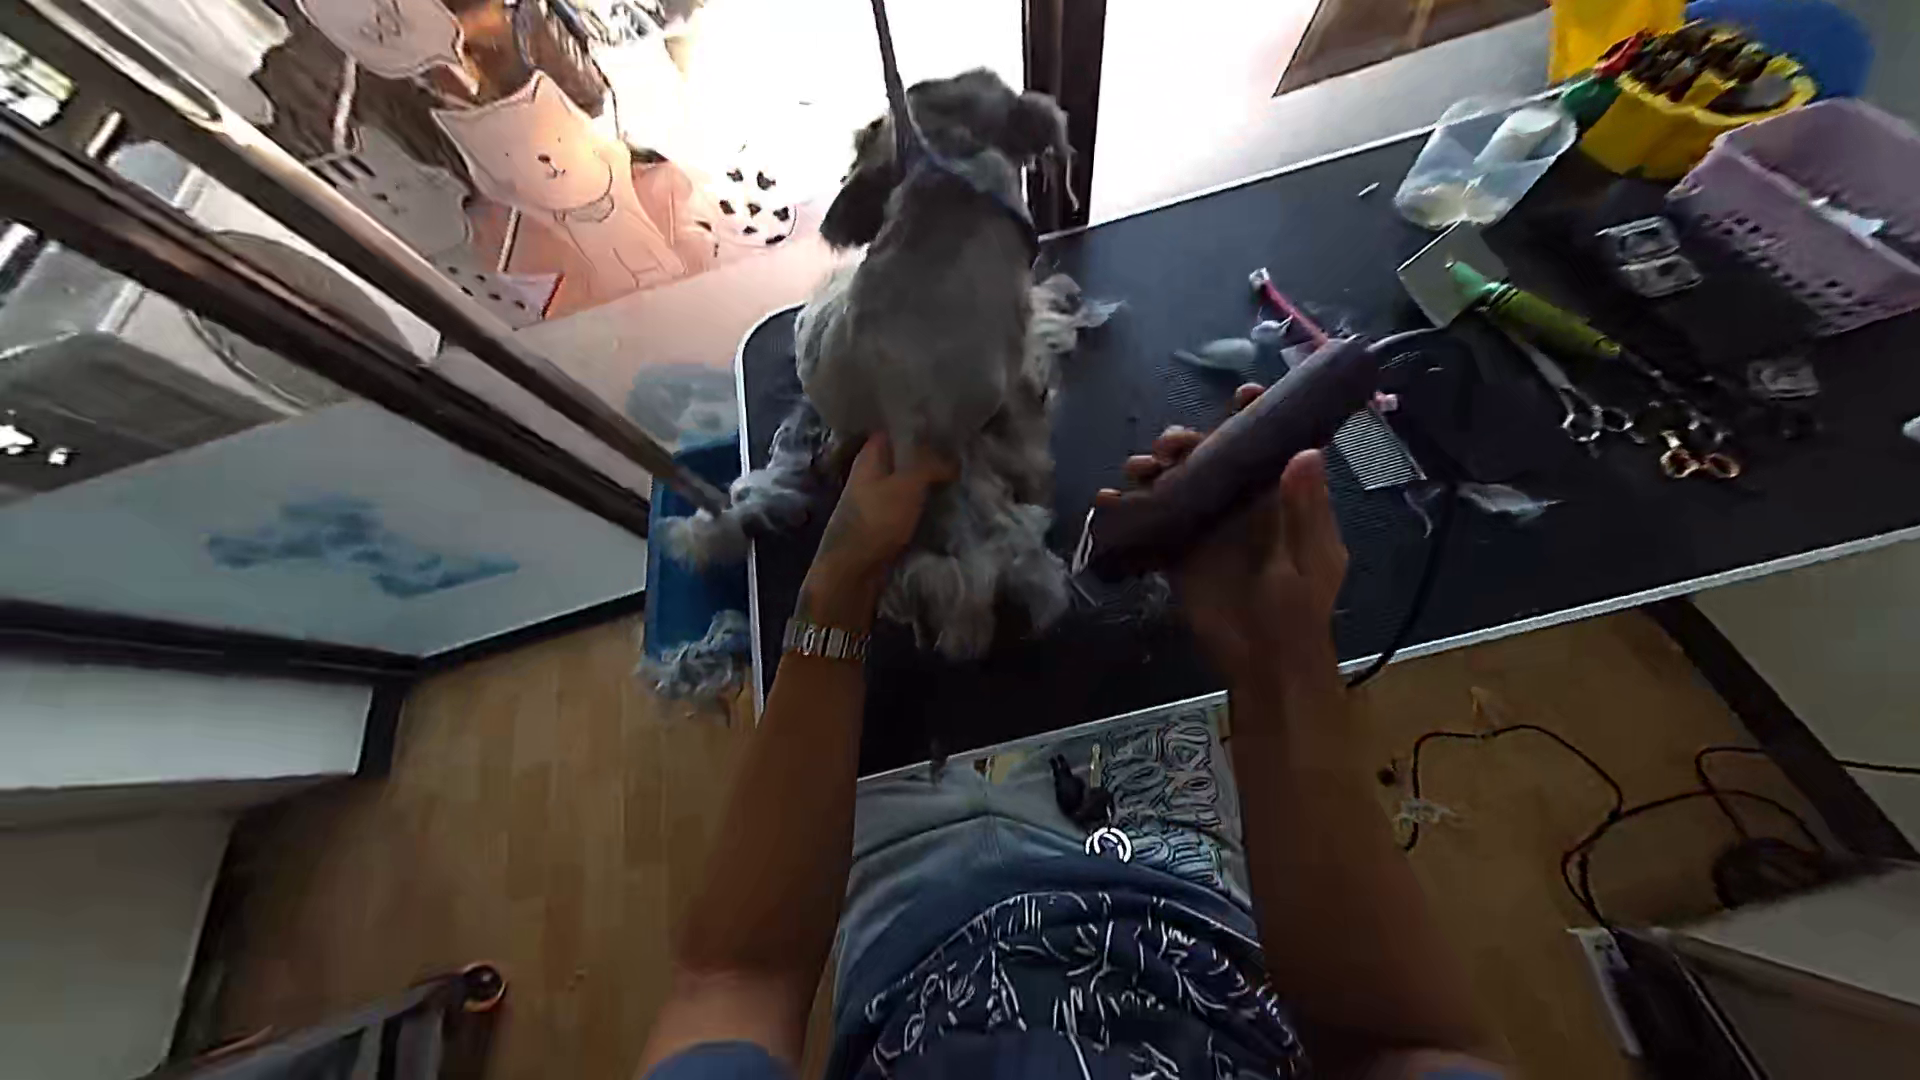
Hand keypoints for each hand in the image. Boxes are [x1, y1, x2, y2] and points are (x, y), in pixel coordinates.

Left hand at [800, 432, 955, 625]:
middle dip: (928, 452)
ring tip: (957, 473)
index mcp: (870, 455)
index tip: (948, 423)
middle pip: (903, 454)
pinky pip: (906, 500)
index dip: (919, 424)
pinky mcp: (882, 519)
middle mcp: (870, 471)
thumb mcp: (908, 483)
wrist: (853, 568)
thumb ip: (931, 464)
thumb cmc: (878, 519)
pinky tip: (941, 500)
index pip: (895, 428)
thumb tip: (953, 459)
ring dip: (927, 477)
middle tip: (960, 450)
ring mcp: (874, 497)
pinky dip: (922, 499)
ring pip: (905, 478)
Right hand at [1098, 384, 1348, 687]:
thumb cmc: (1296, 613)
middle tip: (1167, 446)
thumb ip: (1304, 511)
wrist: (1260, 663)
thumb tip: (1304, 453)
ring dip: (1154, 469)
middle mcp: (1238, 506)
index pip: (1267, 448)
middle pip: (1210, 458)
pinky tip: (1108, 501)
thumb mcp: (1308, 562)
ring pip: (1176, 483)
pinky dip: (1128, 509)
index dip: (1255, 418)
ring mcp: (1204, 527)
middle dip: (1186, 442)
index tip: (1241, 394)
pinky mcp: (1176, 550)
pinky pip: (1151, 521)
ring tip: (1138, 469)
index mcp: (1277, 501)